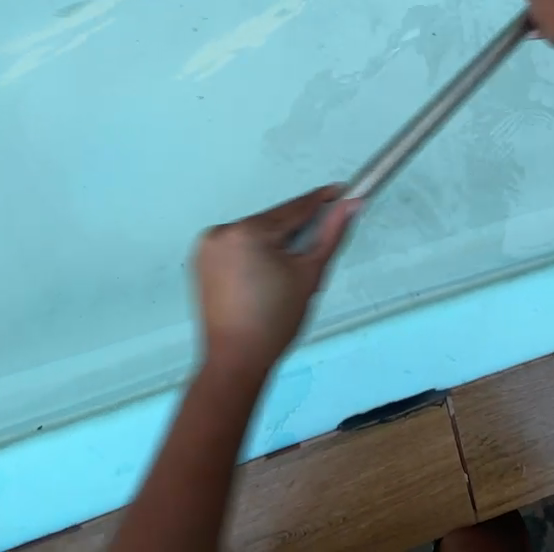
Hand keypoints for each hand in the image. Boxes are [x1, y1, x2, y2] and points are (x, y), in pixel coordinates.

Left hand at [192, 186, 359, 377]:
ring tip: (292, 265)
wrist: (236, 361)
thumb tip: (352, 204)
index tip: (342, 191)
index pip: (294, 208)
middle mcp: (223, 231)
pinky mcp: (201, 261)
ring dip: (277, 239)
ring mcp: (208, 246)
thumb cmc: (277, 319)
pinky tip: (269, 272)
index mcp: (248, 231)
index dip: (321, 200)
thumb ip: (332, 233)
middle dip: (298, 228)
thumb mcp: (311, 273)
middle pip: (274, 220)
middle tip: (320, 242)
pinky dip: (257, 251)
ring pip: (257, 232)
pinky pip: (240, 245)